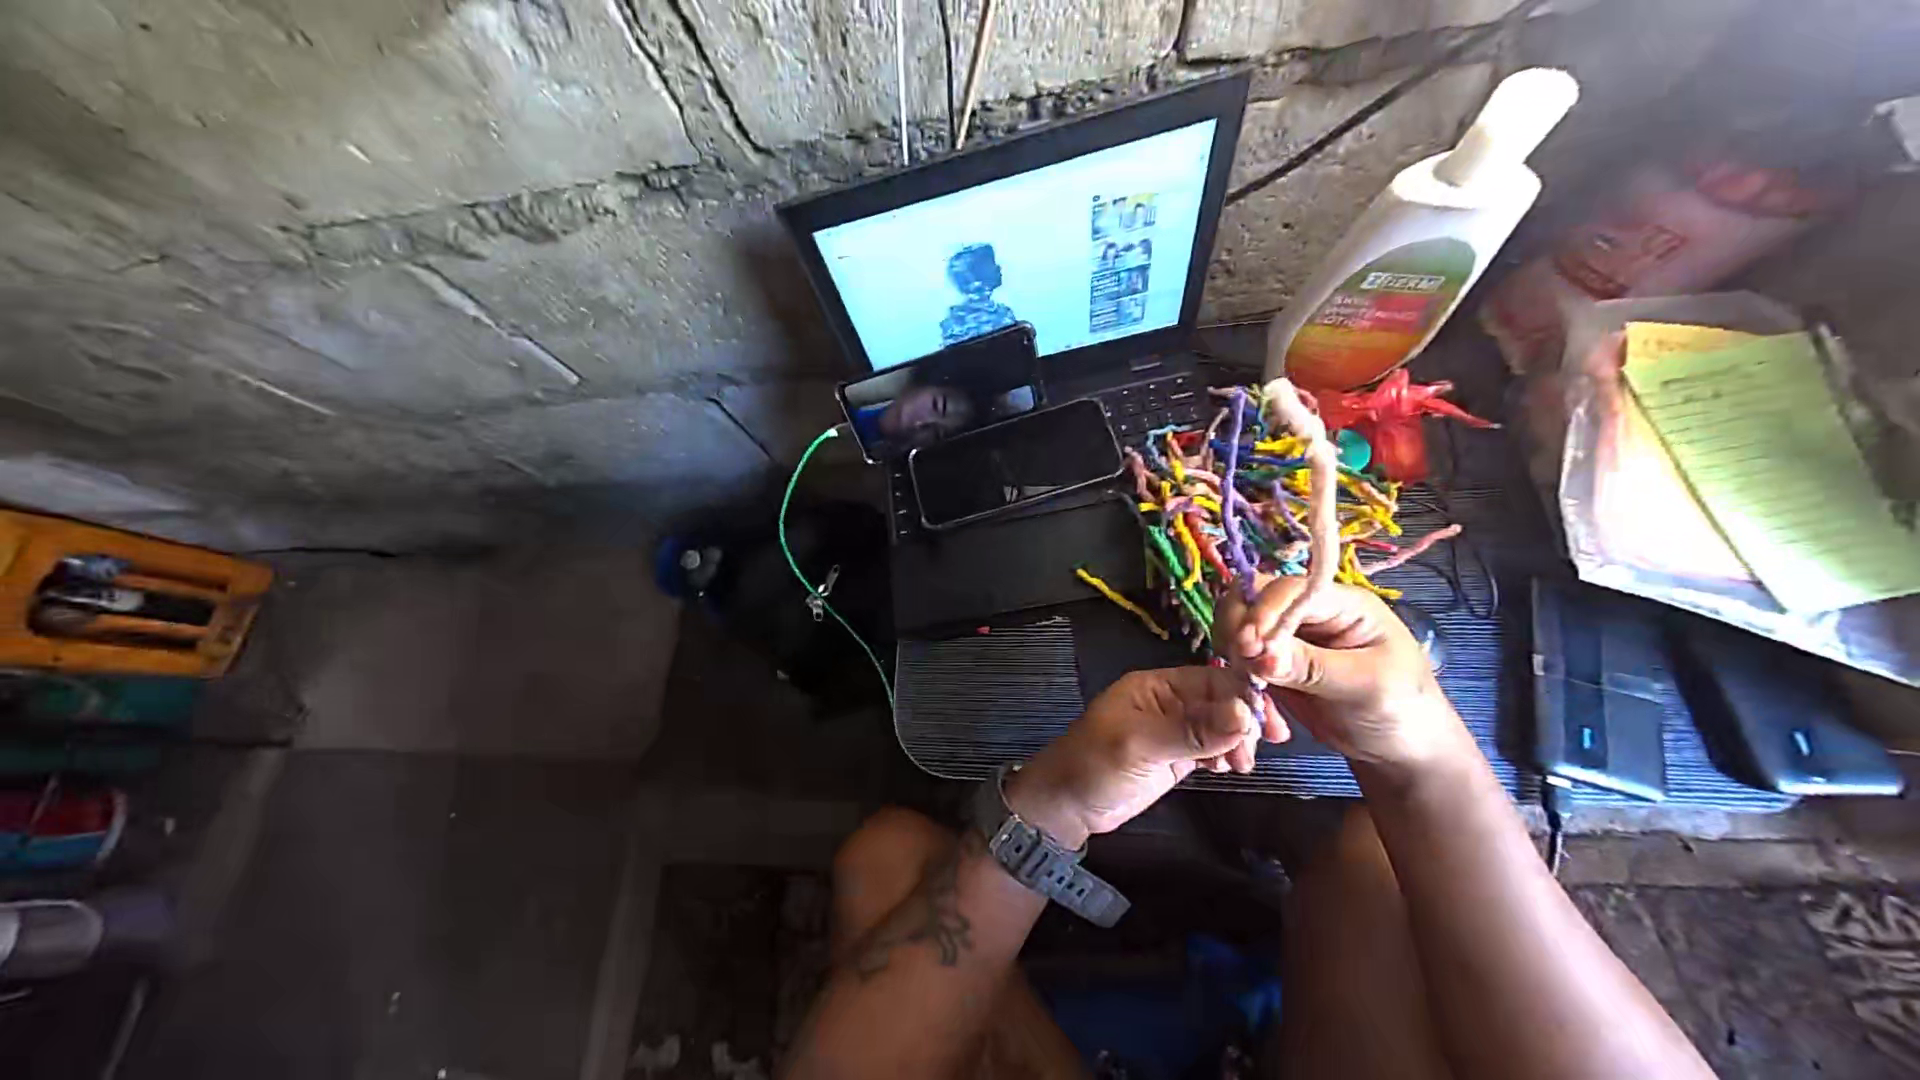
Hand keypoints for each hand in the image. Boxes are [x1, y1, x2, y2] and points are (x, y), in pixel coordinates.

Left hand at [1005, 666, 1288, 846]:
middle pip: (1222, 701)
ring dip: (1238, 741)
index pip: (1211, 679)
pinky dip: (1225, 755)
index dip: (1243, 696)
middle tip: (1252, 753)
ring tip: (1238, 766)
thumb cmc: (1094, 765)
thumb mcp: (1140, 744)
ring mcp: (1173, 729)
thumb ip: (1191, 730)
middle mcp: (1168, 702)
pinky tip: (1226, 769)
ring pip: (1222, 725)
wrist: (1067, 806)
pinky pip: (1212, 747)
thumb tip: (1245, 715)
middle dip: (1244, 722)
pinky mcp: (1177, 755)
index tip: (1269, 724)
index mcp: (1155, 686)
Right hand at [1221, 575, 1473, 775]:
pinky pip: (1239, 665)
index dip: (1261, 611)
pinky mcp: (1271, 666)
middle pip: (1250, 600)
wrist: (1403, 750)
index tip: (1247, 647)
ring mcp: (1286, 639)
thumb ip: (1311, 666)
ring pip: (1237, 631)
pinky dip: (1239, 685)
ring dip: (1235, 661)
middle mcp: (1306, 614)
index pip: (1287, 589)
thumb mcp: (1366, 686)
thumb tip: (1260, 655)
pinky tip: (1262, 714)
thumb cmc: (1404, 710)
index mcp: (1340, 603)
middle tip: (1241, 668)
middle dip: (1238, 631)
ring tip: (1253, 696)